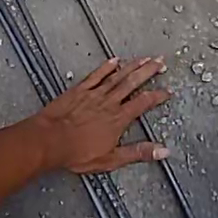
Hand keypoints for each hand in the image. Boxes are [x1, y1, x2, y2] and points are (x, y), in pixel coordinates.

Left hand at [19, 57, 171, 173]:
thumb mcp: (111, 159)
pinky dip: (106, 67)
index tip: (167, 91)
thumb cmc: (77, 152)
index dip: (157, 96)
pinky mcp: (79, 90)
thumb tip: (162, 151)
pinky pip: (95, 75)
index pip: (143, 103)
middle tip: (160, 61)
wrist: (50, 140)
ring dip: (132, 66)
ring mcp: (94, 94)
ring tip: (144, 58)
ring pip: (117, 76)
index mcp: (118, 119)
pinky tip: (114, 60)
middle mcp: (109, 102)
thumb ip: (137, 153)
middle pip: (133, 83)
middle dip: (149, 71)